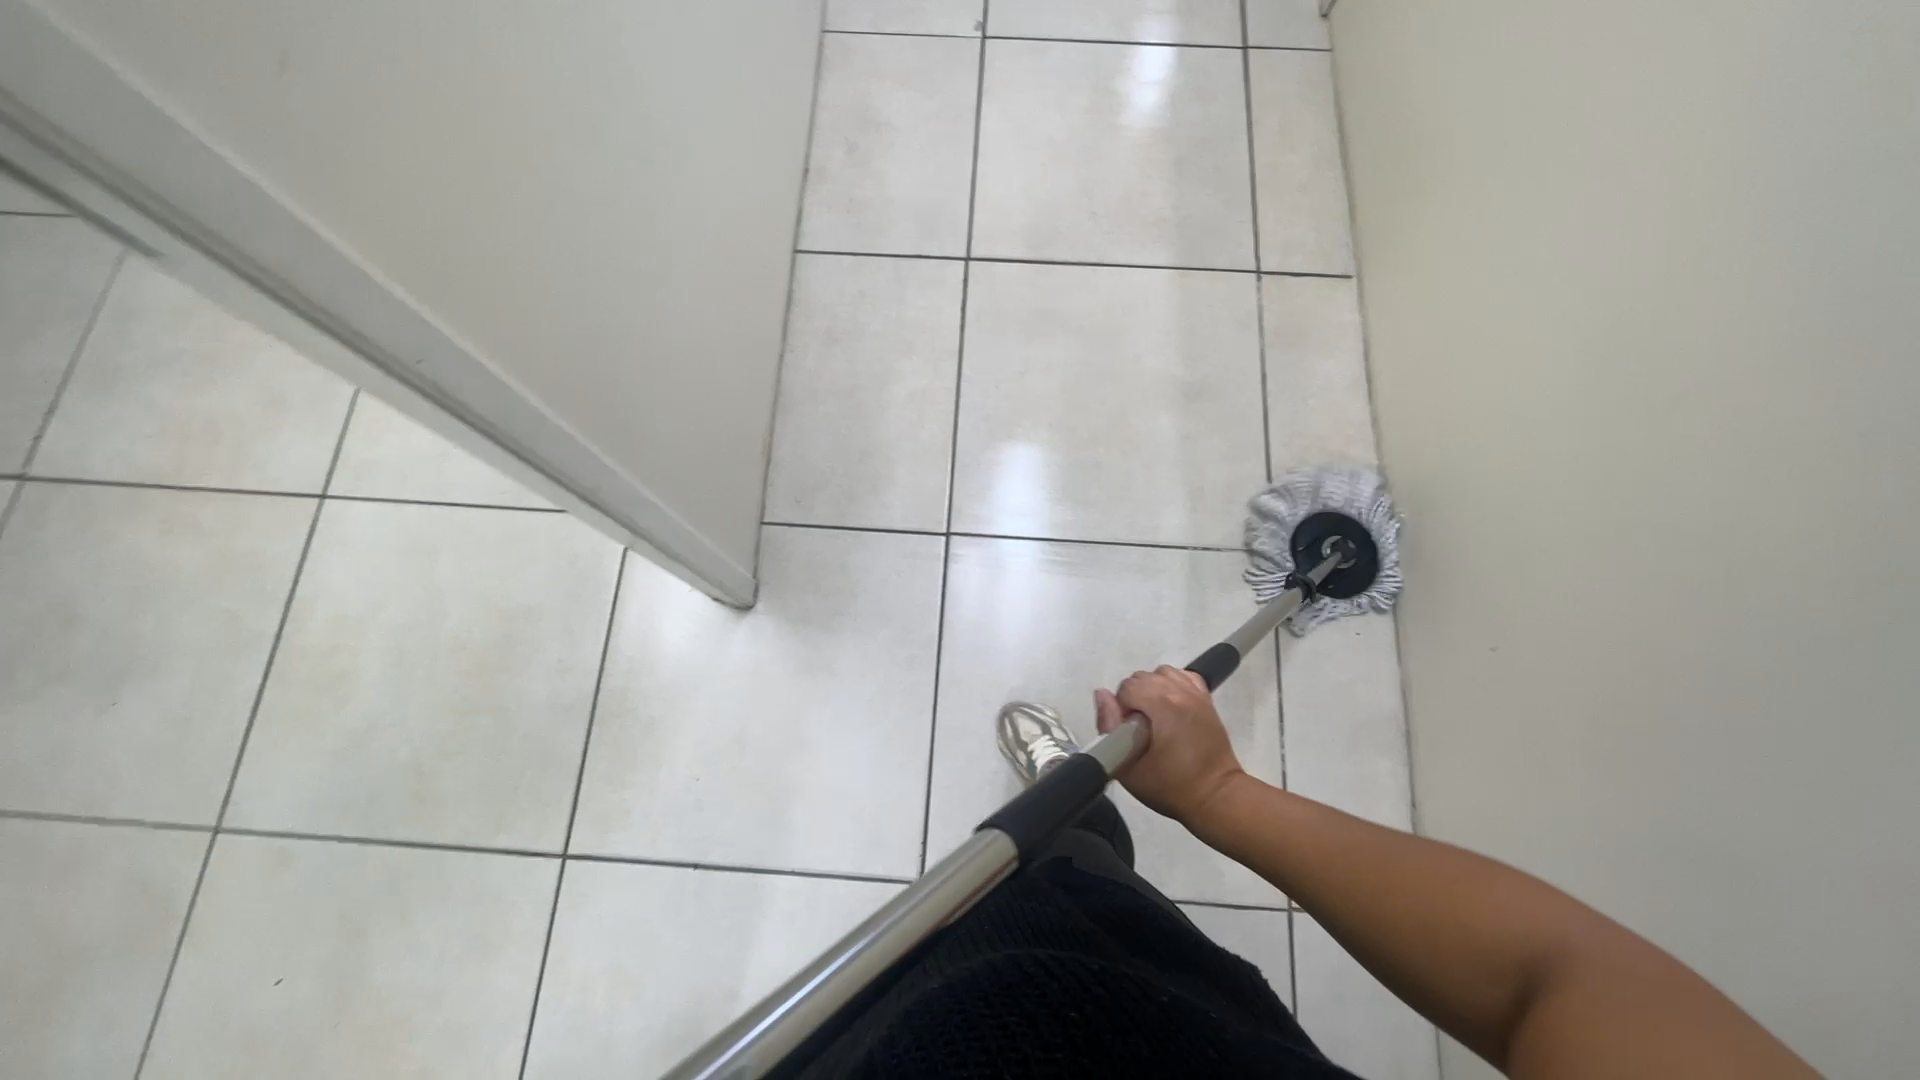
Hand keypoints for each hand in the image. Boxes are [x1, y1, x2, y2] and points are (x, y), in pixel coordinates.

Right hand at [1094, 665, 1247, 826]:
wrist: (1215, 796)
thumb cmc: (1170, 787)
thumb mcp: (1128, 768)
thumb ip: (1109, 728)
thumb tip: (1101, 694)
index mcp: (1163, 705)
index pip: (1127, 687)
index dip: (1121, 710)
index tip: (1128, 734)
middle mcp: (1181, 692)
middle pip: (1142, 677)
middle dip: (1134, 699)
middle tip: (1139, 730)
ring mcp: (1196, 693)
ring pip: (1162, 673)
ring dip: (1152, 689)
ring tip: (1154, 717)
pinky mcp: (1207, 699)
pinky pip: (1183, 676)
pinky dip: (1172, 684)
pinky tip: (1170, 706)